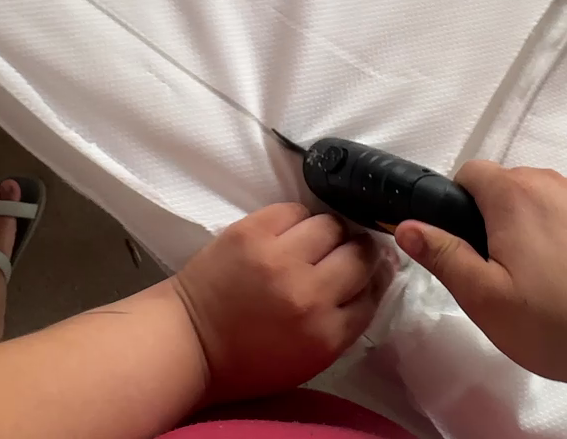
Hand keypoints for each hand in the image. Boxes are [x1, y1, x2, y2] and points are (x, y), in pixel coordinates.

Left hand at [170, 203, 391, 404]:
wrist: (190, 339)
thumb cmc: (251, 358)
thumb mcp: (310, 357)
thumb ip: (344, 320)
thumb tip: (375, 275)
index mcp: (325, 334)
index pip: (373, 293)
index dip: (376, 276)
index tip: (372, 268)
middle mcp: (308, 293)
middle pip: (359, 254)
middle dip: (359, 250)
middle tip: (346, 251)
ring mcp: (279, 256)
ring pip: (331, 224)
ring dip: (329, 231)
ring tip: (316, 240)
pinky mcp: (253, 229)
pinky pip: (295, 209)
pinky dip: (298, 219)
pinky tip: (289, 231)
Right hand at [395, 161, 566, 394]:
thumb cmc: (558, 325)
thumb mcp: (484, 298)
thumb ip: (443, 255)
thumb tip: (406, 226)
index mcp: (513, 194)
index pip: (470, 171)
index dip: (459, 202)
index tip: (466, 242)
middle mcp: (550, 184)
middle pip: (506, 185)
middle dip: (494, 217)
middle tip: (500, 271)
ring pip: (540, 199)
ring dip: (530, 225)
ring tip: (539, 281)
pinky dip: (565, 235)